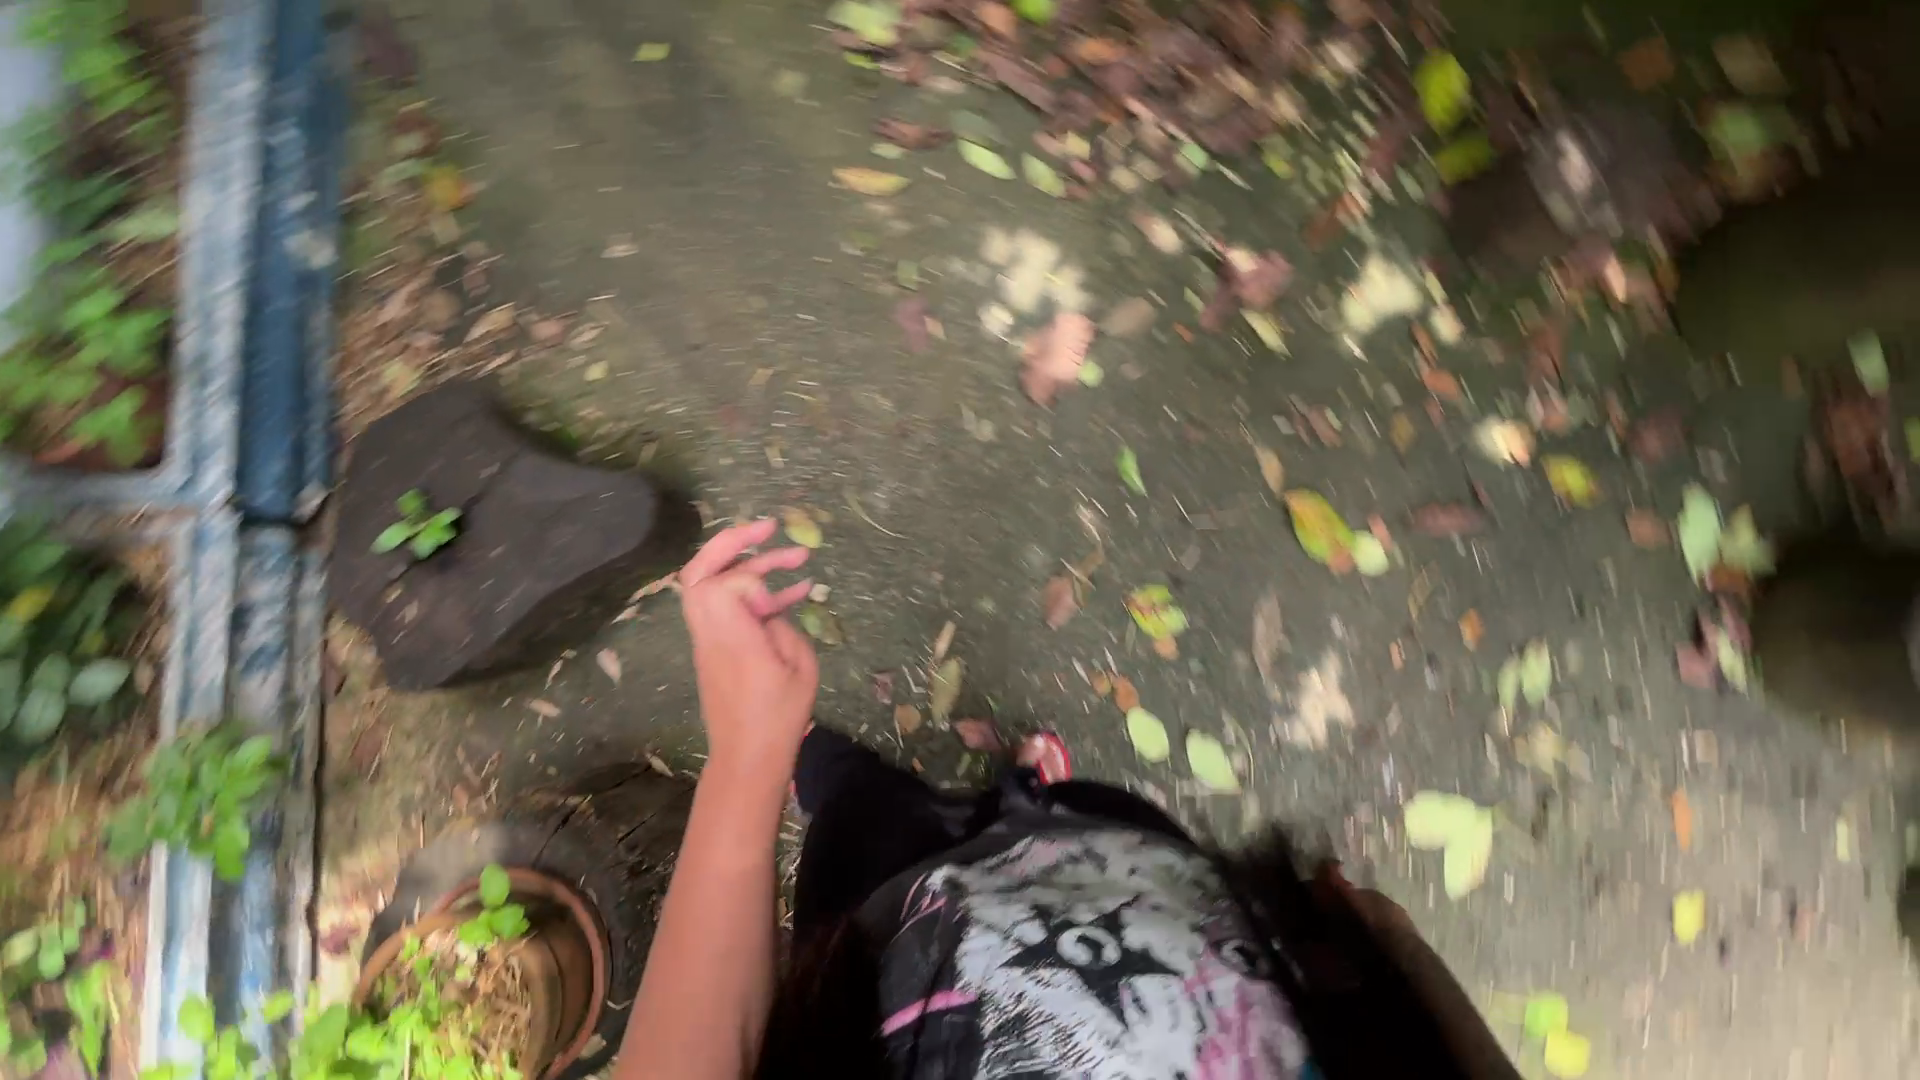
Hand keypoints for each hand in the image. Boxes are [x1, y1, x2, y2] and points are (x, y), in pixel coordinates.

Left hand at [678, 519, 817, 778]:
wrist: (747, 756)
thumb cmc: (778, 716)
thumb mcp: (798, 667)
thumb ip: (781, 626)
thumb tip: (767, 610)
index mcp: (730, 634)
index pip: (724, 583)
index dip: (752, 581)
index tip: (773, 607)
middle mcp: (710, 630)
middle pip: (700, 571)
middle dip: (732, 542)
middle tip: (770, 527)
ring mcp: (710, 638)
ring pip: (714, 585)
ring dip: (753, 565)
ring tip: (800, 555)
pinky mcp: (718, 647)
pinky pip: (732, 607)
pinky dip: (760, 594)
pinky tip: (800, 589)